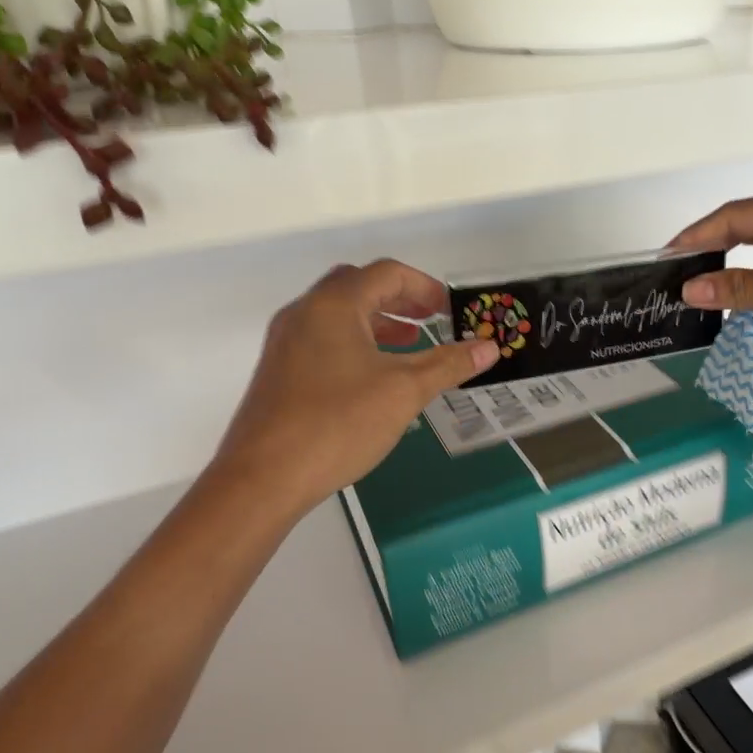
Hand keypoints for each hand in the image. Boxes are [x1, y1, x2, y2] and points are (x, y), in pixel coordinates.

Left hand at [209, 260, 498, 512]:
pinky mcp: (278, 372)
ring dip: (377, 322)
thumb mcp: (403, 391)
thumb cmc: (338, 423)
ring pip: (338, 315)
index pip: (386, 274)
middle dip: (399, 300)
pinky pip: (323, 339)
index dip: (425, 287)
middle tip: (431, 320)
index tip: (451, 310)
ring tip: (410, 346)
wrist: (263, 477)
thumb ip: (447, 364)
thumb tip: (489, 347)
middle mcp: (305, 312)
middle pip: (358, 287)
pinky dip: (355, 343)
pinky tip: (374, 377)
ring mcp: (286, 342)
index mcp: (334, 304)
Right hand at [670, 191, 752, 371]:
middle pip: (751, 231)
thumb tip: (689, 289)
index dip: (698, 234)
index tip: (667, 257)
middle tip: (681, 274)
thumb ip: (738, 289)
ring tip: (708, 293)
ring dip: (740, 275)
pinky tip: (748, 307)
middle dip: (715, 251)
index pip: (737, 215)